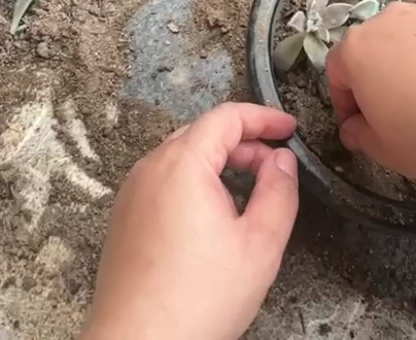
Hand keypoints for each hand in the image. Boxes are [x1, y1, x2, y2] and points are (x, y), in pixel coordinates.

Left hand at [83, 103, 299, 339]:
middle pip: (203, 133)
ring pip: (182, 155)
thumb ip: (278, 194)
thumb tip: (282, 160)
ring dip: (219, 161)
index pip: (226, 117)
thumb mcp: (258, 247)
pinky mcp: (125, 212)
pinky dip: (194, 179)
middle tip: (276, 165)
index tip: (289, 127)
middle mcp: (151, 165)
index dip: (263, 117)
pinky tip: (213, 213)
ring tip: (249, 189)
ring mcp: (133, 188)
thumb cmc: (197, 298)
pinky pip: (164, 178)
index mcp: (182, 162)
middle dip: (244, 142)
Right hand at [327, 0, 415, 186]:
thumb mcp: (392, 153)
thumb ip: (362, 137)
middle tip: (401, 119)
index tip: (363, 130)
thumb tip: (355, 128)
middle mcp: (387, 20)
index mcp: (357, 49)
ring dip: (412, 69)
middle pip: (371, 51)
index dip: (346, 106)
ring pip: (408, 43)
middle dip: (378, 83)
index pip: (336, 74)